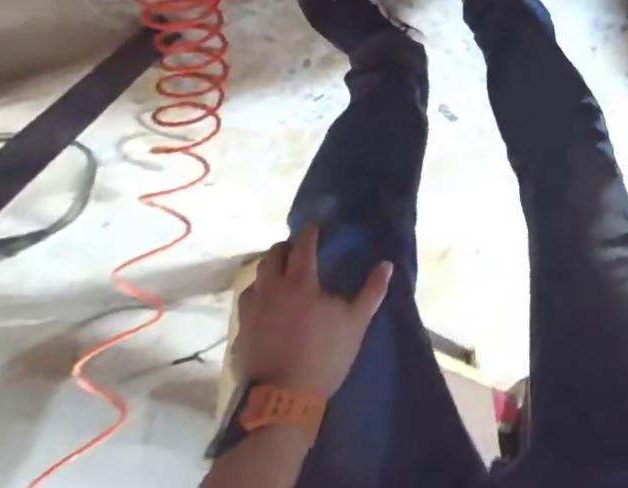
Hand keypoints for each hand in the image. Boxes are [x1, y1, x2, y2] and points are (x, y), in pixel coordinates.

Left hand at [232, 226, 391, 397]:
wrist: (282, 401)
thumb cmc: (325, 354)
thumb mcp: (357, 321)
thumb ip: (372, 289)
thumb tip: (386, 264)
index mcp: (300, 284)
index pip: (302, 248)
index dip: (309, 234)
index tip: (315, 226)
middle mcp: (271, 292)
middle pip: (270, 259)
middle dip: (284, 248)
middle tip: (297, 248)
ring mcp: (251, 314)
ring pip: (253, 281)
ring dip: (267, 272)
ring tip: (280, 275)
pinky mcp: (241, 335)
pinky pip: (246, 306)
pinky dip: (257, 297)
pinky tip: (267, 307)